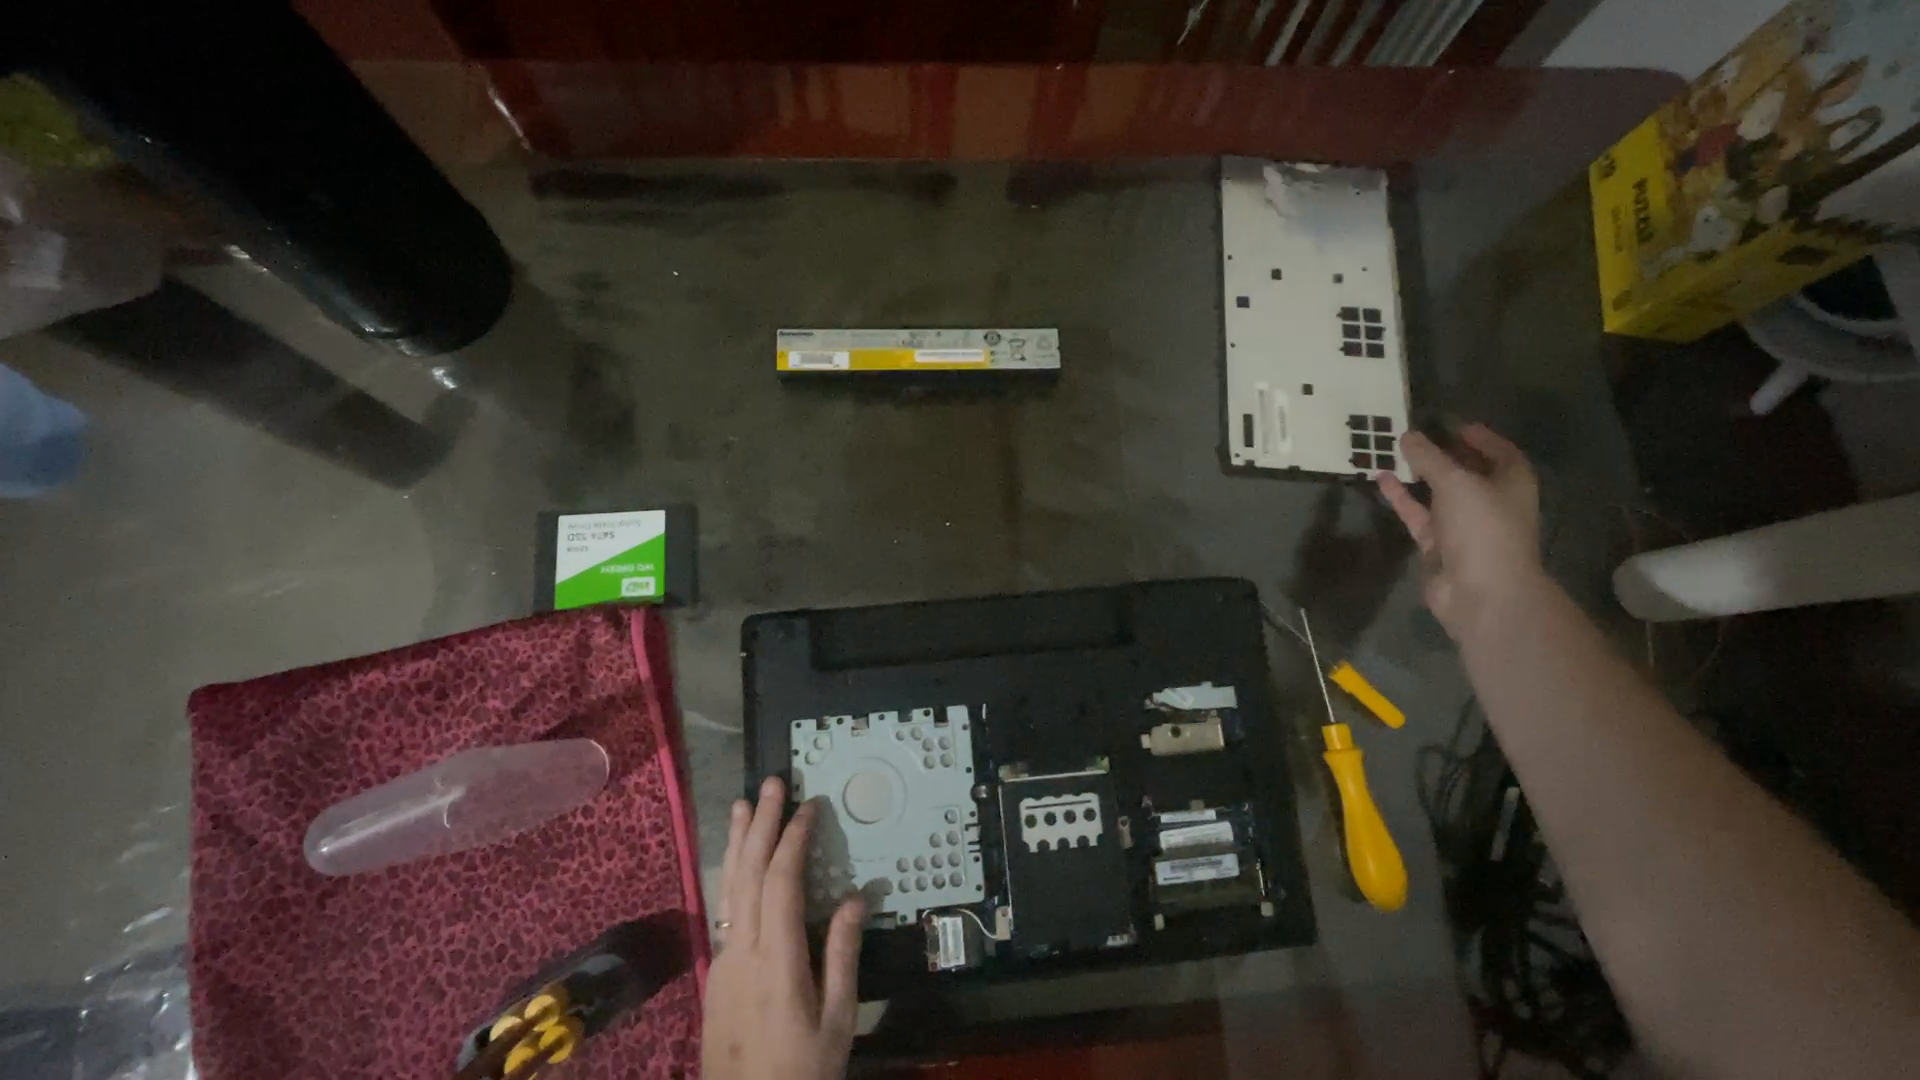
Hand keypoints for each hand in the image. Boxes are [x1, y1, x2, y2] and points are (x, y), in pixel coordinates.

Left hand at [703, 776, 863, 1079]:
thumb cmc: (801, 1070)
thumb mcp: (837, 1021)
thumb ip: (843, 956)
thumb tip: (858, 897)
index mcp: (775, 960)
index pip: (782, 882)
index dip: (794, 839)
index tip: (809, 807)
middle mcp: (742, 951)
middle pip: (748, 873)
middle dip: (760, 824)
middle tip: (771, 783)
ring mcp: (723, 961)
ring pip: (729, 888)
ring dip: (737, 843)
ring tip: (742, 805)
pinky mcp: (716, 974)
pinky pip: (725, 909)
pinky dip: (733, 874)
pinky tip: (739, 863)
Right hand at [1377, 423, 1545, 639]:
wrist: (1480, 590)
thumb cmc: (1482, 527)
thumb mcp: (1456, 482)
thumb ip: (1429, 457)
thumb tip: (1407, 435)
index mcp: (1511, 481)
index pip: (1499, 450)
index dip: (1478, 436)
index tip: (1450, 423)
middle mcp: (1490, 500)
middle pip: (1466, 470)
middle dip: (1442, 453)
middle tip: (1414, 435)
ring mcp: (1463, 524)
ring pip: (1438, 492)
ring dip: (1418, 474)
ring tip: (1392, 452)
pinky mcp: (1438, 543)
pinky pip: (1418, 513)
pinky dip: (1402, 497)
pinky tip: (1381, 479)